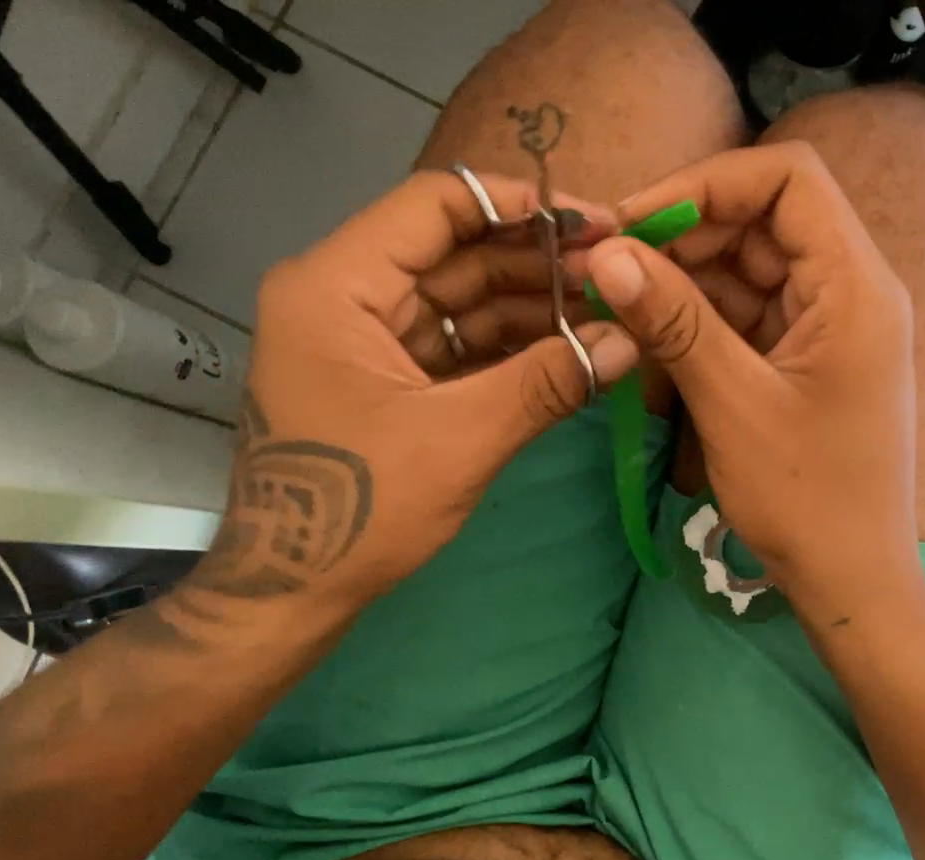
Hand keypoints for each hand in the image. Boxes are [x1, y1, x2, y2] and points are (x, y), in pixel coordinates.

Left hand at [197, 170, 638, 613]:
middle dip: (537, 263)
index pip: (435, 206)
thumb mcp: (462, 439)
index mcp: (337, 285)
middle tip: (615, 275)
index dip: (519, 206)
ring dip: (531, 308)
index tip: (594, 224)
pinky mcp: (386, 379)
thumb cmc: (362, 507)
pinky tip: (567, 351)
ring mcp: (365, 339)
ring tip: (605, 315)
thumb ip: (548, 382)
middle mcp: (345, 296)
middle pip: (454, 253)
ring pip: (460, 301)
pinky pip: (456, 345)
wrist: (295, 588)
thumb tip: (629, 343)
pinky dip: (508, 349)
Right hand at [583, 143, 920, 613]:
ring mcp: (834, 328)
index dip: (709, 184)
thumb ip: (673, 321)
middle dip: (687, 238)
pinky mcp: (813, 362)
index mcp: (856, 287)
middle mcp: (854, 292)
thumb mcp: (733, 404)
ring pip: (753, 271)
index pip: (789, 180)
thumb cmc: (806, 498)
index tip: (638, 222)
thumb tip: (606, 251)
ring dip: (689, 284)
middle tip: (612, 270)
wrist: (853, 580)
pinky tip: (659, 341)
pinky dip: (707, 322)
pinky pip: (755, 317)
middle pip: (766, 223)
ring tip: (622, 309)